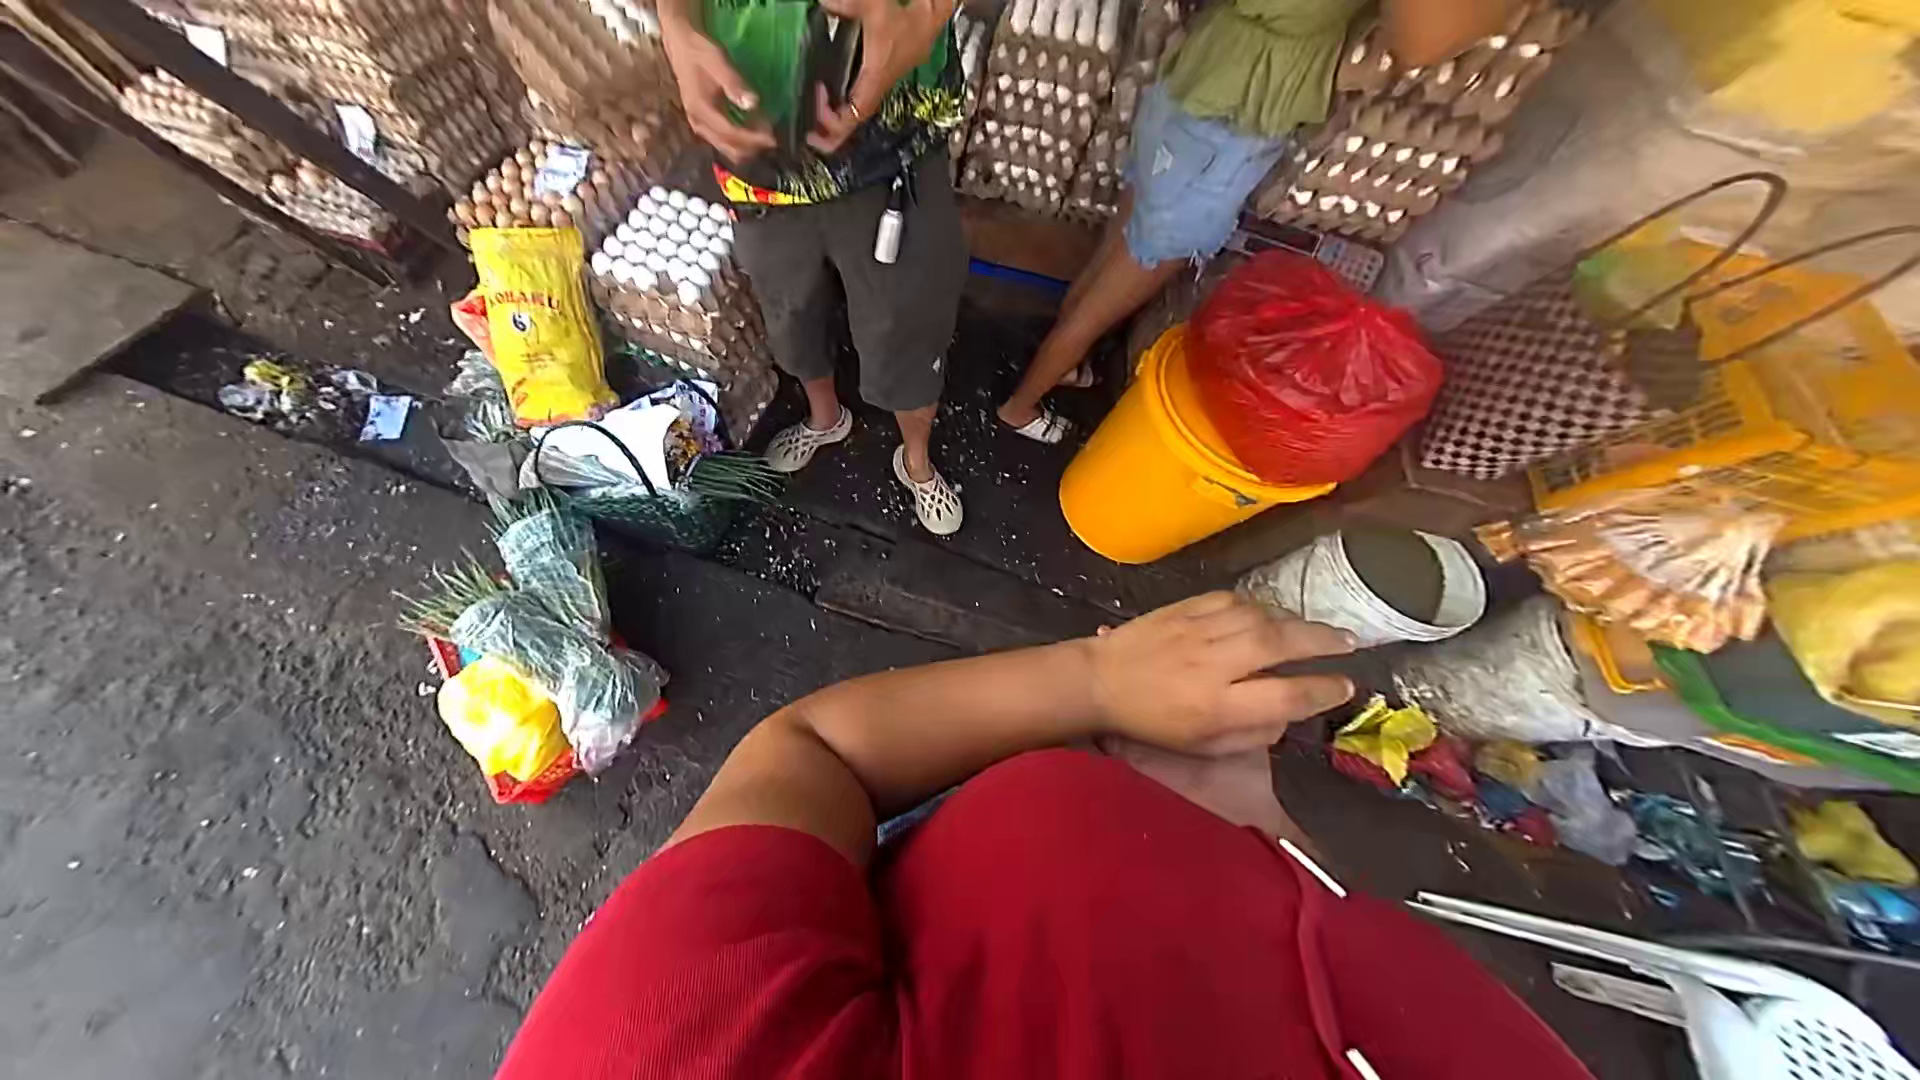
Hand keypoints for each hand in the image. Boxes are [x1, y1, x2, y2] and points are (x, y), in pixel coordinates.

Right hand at [659, 16, 775, 162]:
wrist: (680, 44)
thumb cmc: (699, 50)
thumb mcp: (718, 61)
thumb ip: (734, 84)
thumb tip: (753, 104)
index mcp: (702, 109)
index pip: (732, 134)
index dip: (754, 139)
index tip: (772, 138)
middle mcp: (699, 124)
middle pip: (732, 149)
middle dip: (754, 147)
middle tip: (771, 136)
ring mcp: (700, 128)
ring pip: (729, 151)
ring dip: (749, 147)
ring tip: (764, 133)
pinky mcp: (704, 127)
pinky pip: (725, 144)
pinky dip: (742, 143)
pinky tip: (752, 130)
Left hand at [807, 0, 940, 153]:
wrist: (929, 15)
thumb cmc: (906, 15)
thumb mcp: (871, 6)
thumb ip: (844, 5)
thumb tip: (824, 4)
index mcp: (876, 79)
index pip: (854, 116)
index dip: (834, 120)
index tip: (817, 100)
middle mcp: (878, 87)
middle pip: (853, 123)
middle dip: (831, 135)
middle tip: (810, 136)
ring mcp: (879, 84)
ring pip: (856, 114)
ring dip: (836, 122)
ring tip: (815, 122)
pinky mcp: (880, 76)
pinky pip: (859, 101)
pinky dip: (843, 107)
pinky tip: (829, 98)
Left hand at [1083, 593, 1356, 755]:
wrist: (1100, 680)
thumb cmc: (1152, 721)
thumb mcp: (1202, 746)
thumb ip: (1252, 733)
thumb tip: (1291, 712)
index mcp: (1218, 706)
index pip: (1287, 696)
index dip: (1324, 690)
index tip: (1345, 685)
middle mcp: (1212, 663)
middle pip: (1280, 644)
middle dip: (1323, 641)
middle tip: (1350, 642)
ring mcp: (1196, 630)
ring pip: (1259, 616)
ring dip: (1294, 620)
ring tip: (1313, 628)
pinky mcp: (1182, 608)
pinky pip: (1231, 599)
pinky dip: (1257, 605)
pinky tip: (1267, 614)